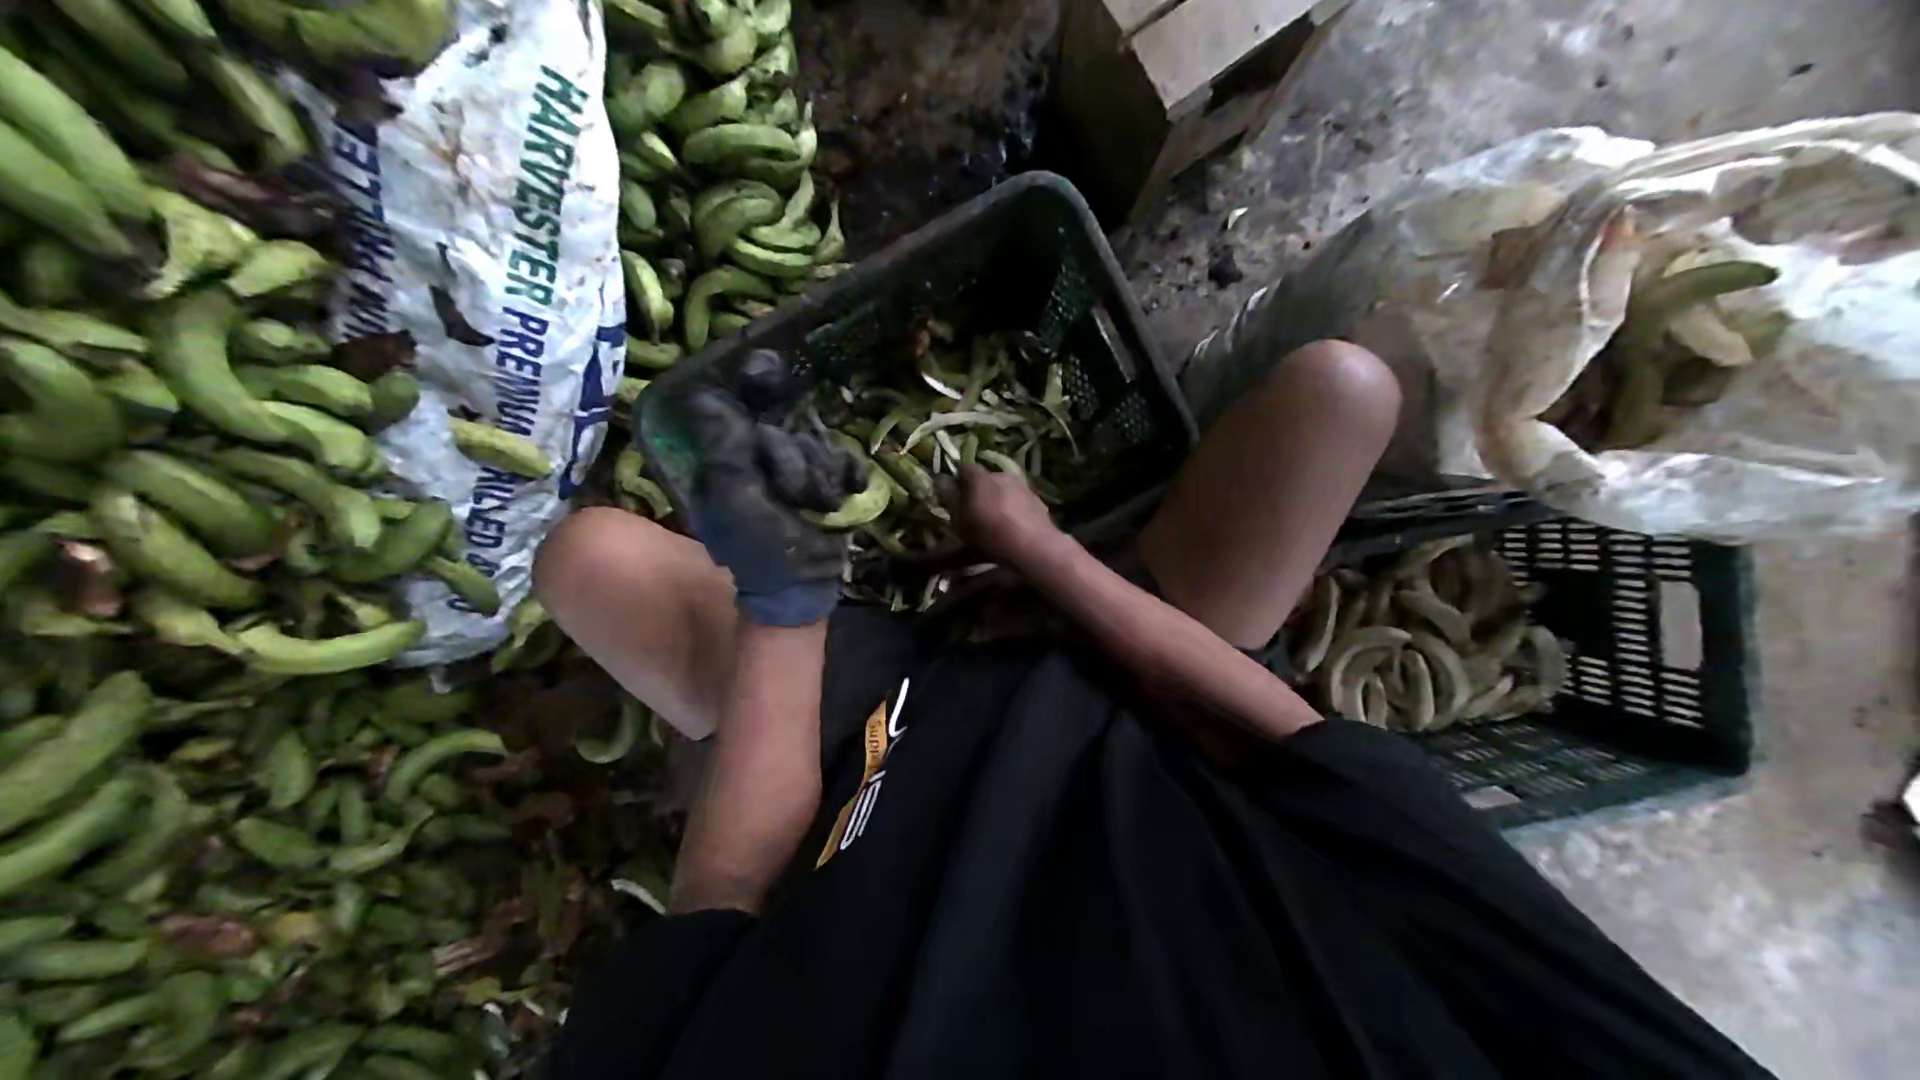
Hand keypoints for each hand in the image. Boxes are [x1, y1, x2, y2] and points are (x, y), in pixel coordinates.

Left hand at [668, 349, 864, 625]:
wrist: (801, 589)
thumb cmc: (757, 548)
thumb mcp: (731, 496)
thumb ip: (723, 447)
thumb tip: (706, 398)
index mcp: (728, 460)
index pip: (743, 408)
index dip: (756, 386)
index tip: (769, 370)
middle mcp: (761, 461)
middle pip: (787, 430)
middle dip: (795, 462)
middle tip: (794, 497)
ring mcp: (798, 473)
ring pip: (817, 448)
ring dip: (820, 479)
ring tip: (817, 510)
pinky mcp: (829, 486)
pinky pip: (845, 462)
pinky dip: (848, 477)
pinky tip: (847, 494)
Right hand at [952, 464, 1061, 568]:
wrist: (1031, 545)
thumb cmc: (989, 533)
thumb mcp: (961, 522)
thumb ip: (954, 503)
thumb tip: (947, 487)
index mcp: (980, 477)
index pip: (965, 469)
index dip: (960, 481)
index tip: (957, 497)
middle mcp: (1003, 475)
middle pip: (988, 479)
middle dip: (982, 492)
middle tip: (978, 512)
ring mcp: (1023, 486)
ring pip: (1007, 490)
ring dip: (1001, 501)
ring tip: (998, 523)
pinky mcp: (1039, 501)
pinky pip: (1021, 502)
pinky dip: (1016, 511)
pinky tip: (1015, 529)